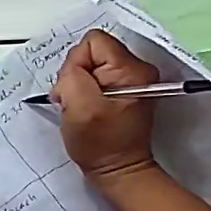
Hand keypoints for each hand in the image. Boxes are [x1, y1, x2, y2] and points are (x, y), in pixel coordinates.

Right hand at [52, 29, 162, 184]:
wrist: (116, 168)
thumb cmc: (98, 141)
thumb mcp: (78, 105)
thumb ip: (73, 74)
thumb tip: (74, 64)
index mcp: (131, 69)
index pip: (93, 42)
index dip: (76, 63)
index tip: (76, 89)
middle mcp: (136, 69)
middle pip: (91, 52)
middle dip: (75, 74)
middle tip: (76, 101)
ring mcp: (131, 80)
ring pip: (89, 65)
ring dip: (77, 85)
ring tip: (79, 106)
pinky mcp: (123, 90)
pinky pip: (93, 77)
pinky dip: (83, 91)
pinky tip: (84, 107)